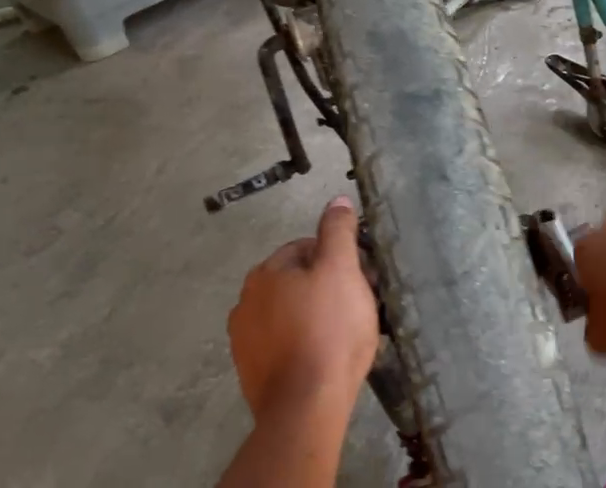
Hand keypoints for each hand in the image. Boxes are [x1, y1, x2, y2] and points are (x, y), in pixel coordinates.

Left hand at [227, 197, 380, 418]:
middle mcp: (246, 300)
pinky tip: (324, 353)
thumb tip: (336, 200)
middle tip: (357, 303)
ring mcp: (244, 339)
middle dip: (326, 285)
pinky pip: (283, 341)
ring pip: (290, 311)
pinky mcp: (250, 369)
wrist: (306, 404)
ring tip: (343, 331)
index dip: (339, 258)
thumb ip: (339, 231)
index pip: (307, 247)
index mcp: (266, 272)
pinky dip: (302, 341)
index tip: (361, 278)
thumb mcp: (343, 270)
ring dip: (314, 313)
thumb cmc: (330, 328)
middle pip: (297, 279)